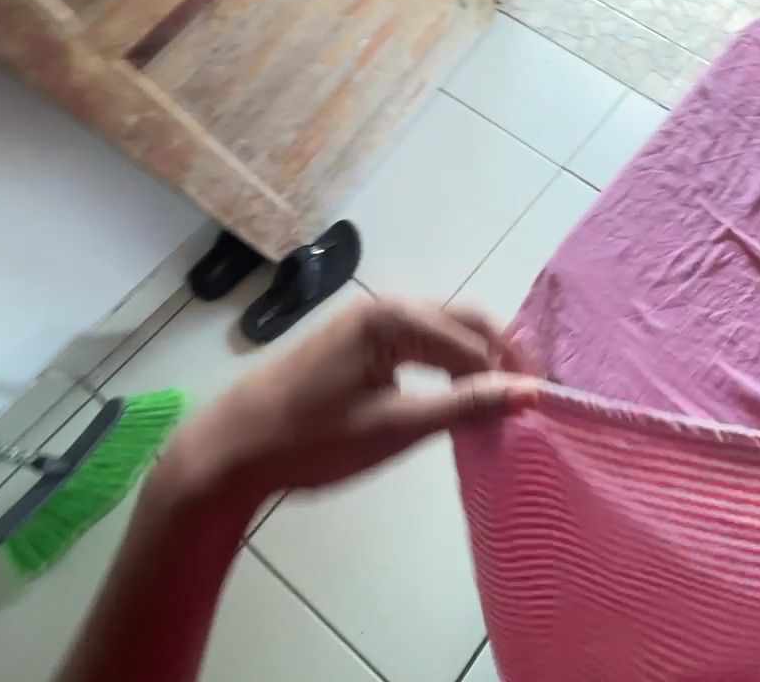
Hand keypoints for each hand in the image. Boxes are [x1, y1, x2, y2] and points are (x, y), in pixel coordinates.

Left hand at [162, 299, 536, 502]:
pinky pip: (419, 340)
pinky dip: (446, 362)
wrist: (225, 453)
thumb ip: (465, 406)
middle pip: (462, 322)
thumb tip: (529, 394)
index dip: (504, 374)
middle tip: (525, 396)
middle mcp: (385, 306)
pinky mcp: (357, 339)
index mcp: (393, 319)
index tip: (534, 406)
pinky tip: (454, 389)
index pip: (470, 341)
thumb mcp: (395, 428)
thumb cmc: (310, 442)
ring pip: (442, 329)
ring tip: (497, 396)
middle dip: (497, 356)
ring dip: (473, 359)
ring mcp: (368, 319)